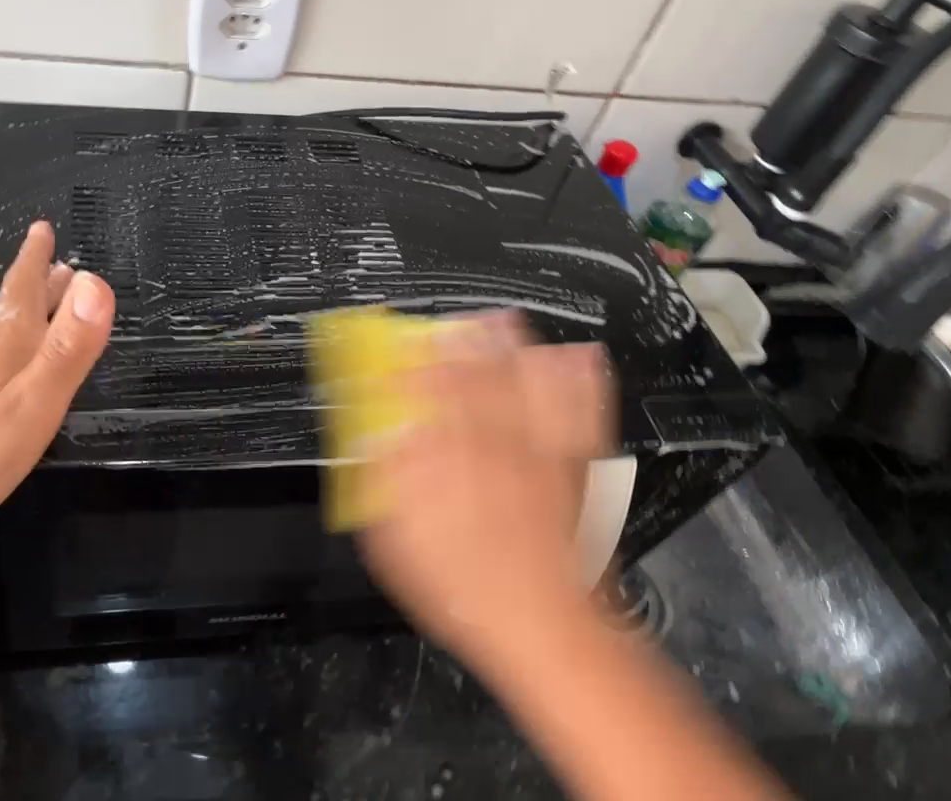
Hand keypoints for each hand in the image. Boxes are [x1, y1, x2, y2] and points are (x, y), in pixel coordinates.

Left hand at [0, 221, 113, 534]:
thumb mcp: (36, 402)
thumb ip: (68, 347)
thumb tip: (97, 282)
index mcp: (9, 344)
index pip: (26, 287)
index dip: (37, 256)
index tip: (43, 227)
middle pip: (13, 305)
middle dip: (36, 279)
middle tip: (54, 259)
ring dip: (20, 309)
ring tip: (35, 301)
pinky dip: (2, 341)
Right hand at [358, 315, 614, 670]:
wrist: (548, 629)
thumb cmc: (470, 593)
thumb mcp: (399, 548)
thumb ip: (381, 490)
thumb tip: (370, 444)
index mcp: (447, 465)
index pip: (422, 397)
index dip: (407, 369)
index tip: (396, 352)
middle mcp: (495, 453)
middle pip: (475, 382)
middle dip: (460, 347)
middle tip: (451, 322)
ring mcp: (538, 459)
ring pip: (525, 390)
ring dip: (513, 353)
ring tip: (502, 321)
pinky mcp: (573, 474)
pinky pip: (580, 417)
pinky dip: (580, 385)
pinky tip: (577, 360)